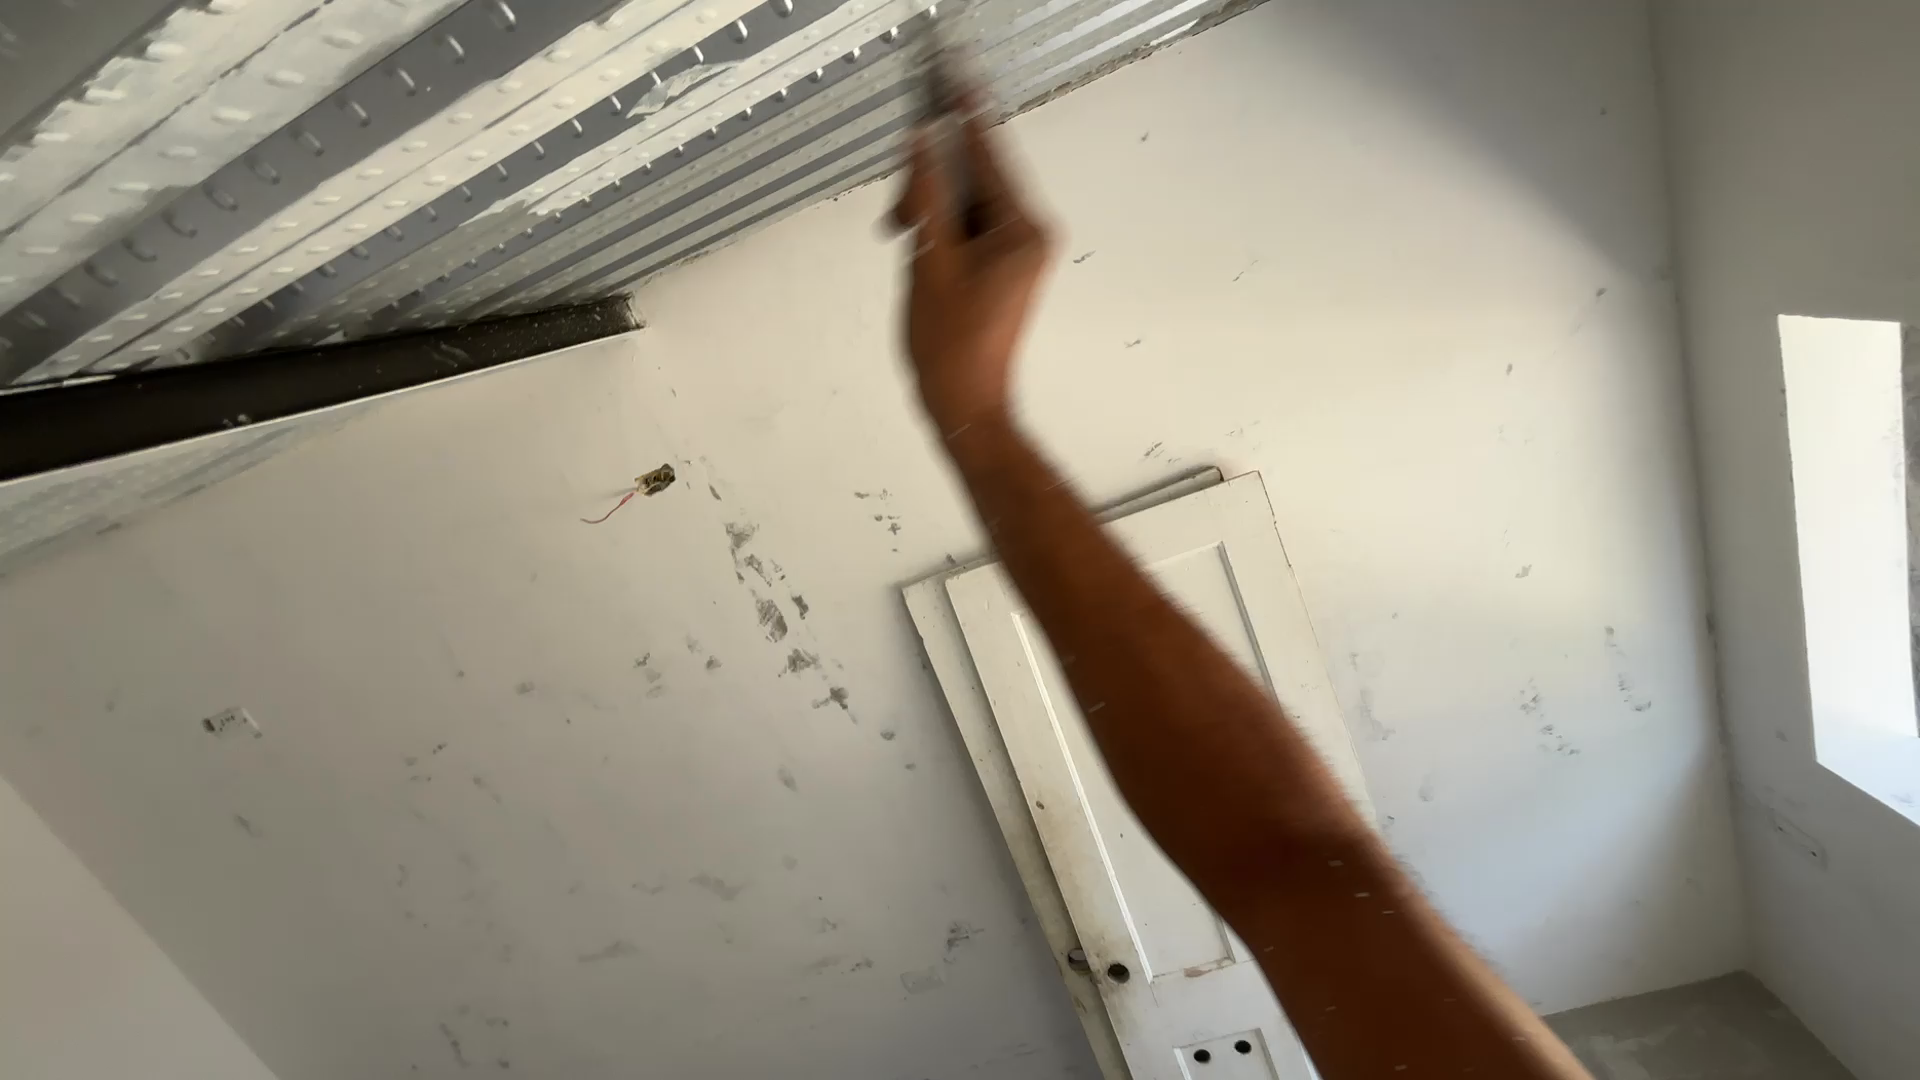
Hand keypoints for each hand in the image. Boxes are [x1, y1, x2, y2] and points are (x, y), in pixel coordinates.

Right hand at [890, 99, 1054, 434]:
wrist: (965, 403)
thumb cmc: (950, 345)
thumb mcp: (930, 261)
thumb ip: (925, 197)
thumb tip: (920, 143)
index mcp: (1022, 229)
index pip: (987, 153)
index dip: (961, 112)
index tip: (948, 71)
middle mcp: (1029, 235)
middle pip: (974, 178)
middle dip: (929, 187)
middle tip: (896, 218)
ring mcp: (1018, 253)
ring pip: (966, 205)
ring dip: (930, 213)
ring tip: (904, 243)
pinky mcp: (1004, 269)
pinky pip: (968, 231)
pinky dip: (940, 233)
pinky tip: (919, 252)